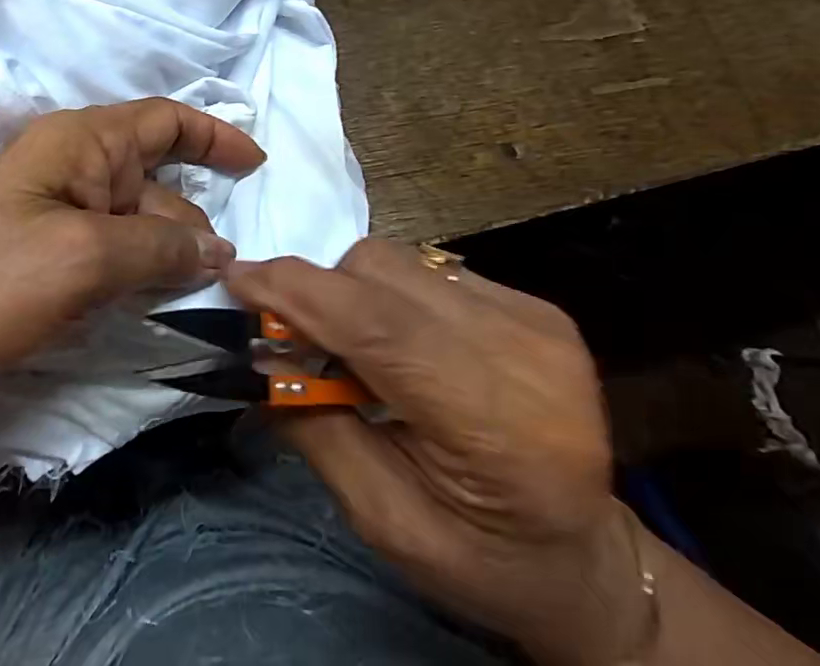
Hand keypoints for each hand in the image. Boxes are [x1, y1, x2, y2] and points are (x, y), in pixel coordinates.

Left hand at [0, 98, 265, 455]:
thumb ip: (163, 246)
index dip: (215, 135)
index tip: (259, 166)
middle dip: (196, 222)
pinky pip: (113, 261)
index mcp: (80, 143)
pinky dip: (142, 279)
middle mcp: (71, 173)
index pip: (164, 120)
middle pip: (158, 183)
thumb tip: (219, 249)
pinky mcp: (42, 267)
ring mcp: (55, 222)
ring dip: (172, 257)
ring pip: (138, 229)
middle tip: (230, 276)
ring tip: (198, 298)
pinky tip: (155, 307)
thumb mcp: (86, 256)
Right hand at [226, 240, 650, 665]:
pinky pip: (433, 270)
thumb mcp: (383, 521)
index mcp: (494, 423)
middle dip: (320, 291)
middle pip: (385, 273)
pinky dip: (395, 295)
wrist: (581, 555)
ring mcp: (535, 319)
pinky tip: (402, 343)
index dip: (299, 293)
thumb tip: (259, 354)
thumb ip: (318, 427)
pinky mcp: (536, 306)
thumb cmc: (479, 558)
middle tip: (291, 336)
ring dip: (355, 291)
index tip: (238, 278)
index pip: (379, 327)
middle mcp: (524, 350)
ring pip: (404, 261)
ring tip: (352, 347)